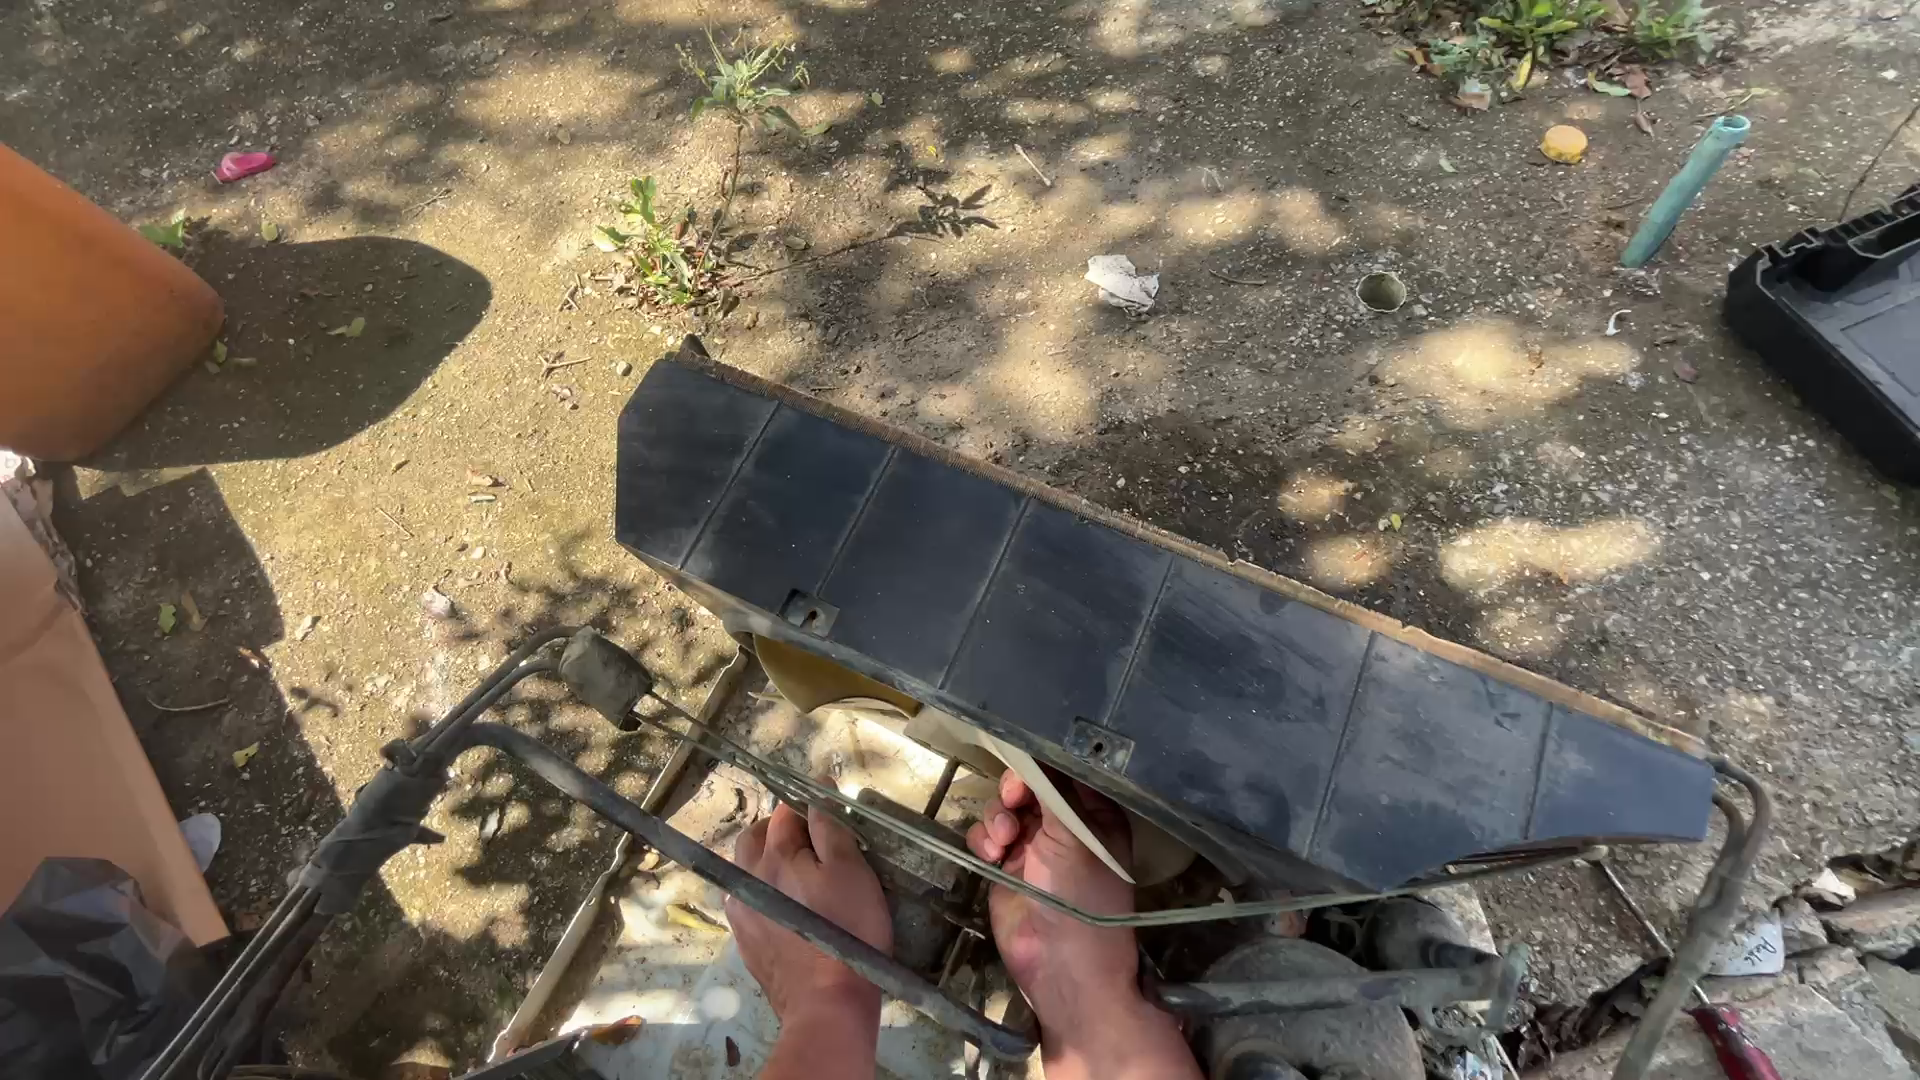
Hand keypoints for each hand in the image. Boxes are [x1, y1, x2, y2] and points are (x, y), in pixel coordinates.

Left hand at [728, 801, 891, 1078]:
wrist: (827, 1005)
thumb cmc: (847, 929)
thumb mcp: (851, 868)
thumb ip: (830, 826)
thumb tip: (818, 789)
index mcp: (775, 856)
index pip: (784, 813)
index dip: (807, 804)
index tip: (828, 809)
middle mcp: (748, 879)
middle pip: (754, 838)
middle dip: (778, 828)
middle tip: (811, 837)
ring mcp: (742, 914)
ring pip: (746, 870)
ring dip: (766, 860)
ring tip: (799, 871)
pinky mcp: (746, 942)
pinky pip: (748, 901)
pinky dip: (765, 891)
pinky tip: (788, 905)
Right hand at [966, 771, 1200, 1079]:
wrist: (1062, 967)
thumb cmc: (1083, 898)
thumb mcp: (1075, 838)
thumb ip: (1055, 793)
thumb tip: (1038, 754)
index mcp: (1093, 816)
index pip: (1065, 772)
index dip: (1043, 764)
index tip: (1028, 761)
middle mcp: (1063, 826)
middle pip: (1029, 784)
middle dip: (1017, 788)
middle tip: (1014, 799)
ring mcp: (1032, 845)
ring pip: (1004, 807)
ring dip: (999, 816)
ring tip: (1005, 838)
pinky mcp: (1006, 865)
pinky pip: (986, 835)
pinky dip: (984, 839)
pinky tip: (993, 855)